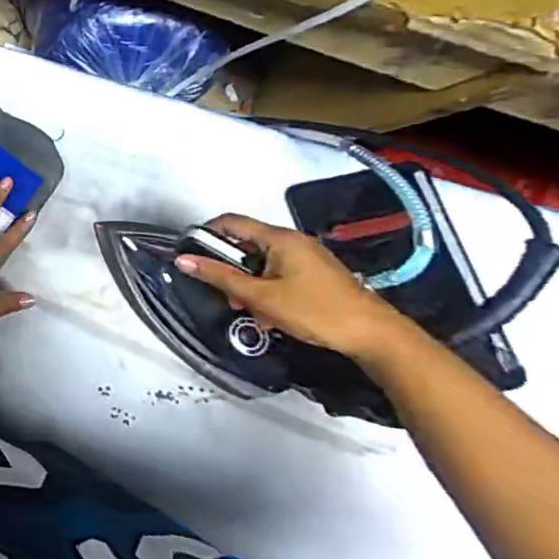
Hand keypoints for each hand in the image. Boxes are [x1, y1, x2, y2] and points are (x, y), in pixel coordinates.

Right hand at [174, 213, 418, 361]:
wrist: (376, 336)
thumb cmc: (315, 311)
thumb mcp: (260, 296)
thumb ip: (219, 277)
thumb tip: (182, 260)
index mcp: (279, 239)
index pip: (230, 222)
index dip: (206, 233)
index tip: (191, 254)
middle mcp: (293, 241)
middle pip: (246, 244)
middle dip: (228, 266)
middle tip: (223, 292)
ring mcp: (307, 257)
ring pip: (262, 262)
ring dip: (247, 281)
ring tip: (247, 307)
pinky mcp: (316, 274)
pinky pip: (279, 272)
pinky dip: (266, 287)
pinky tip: (269, 313)